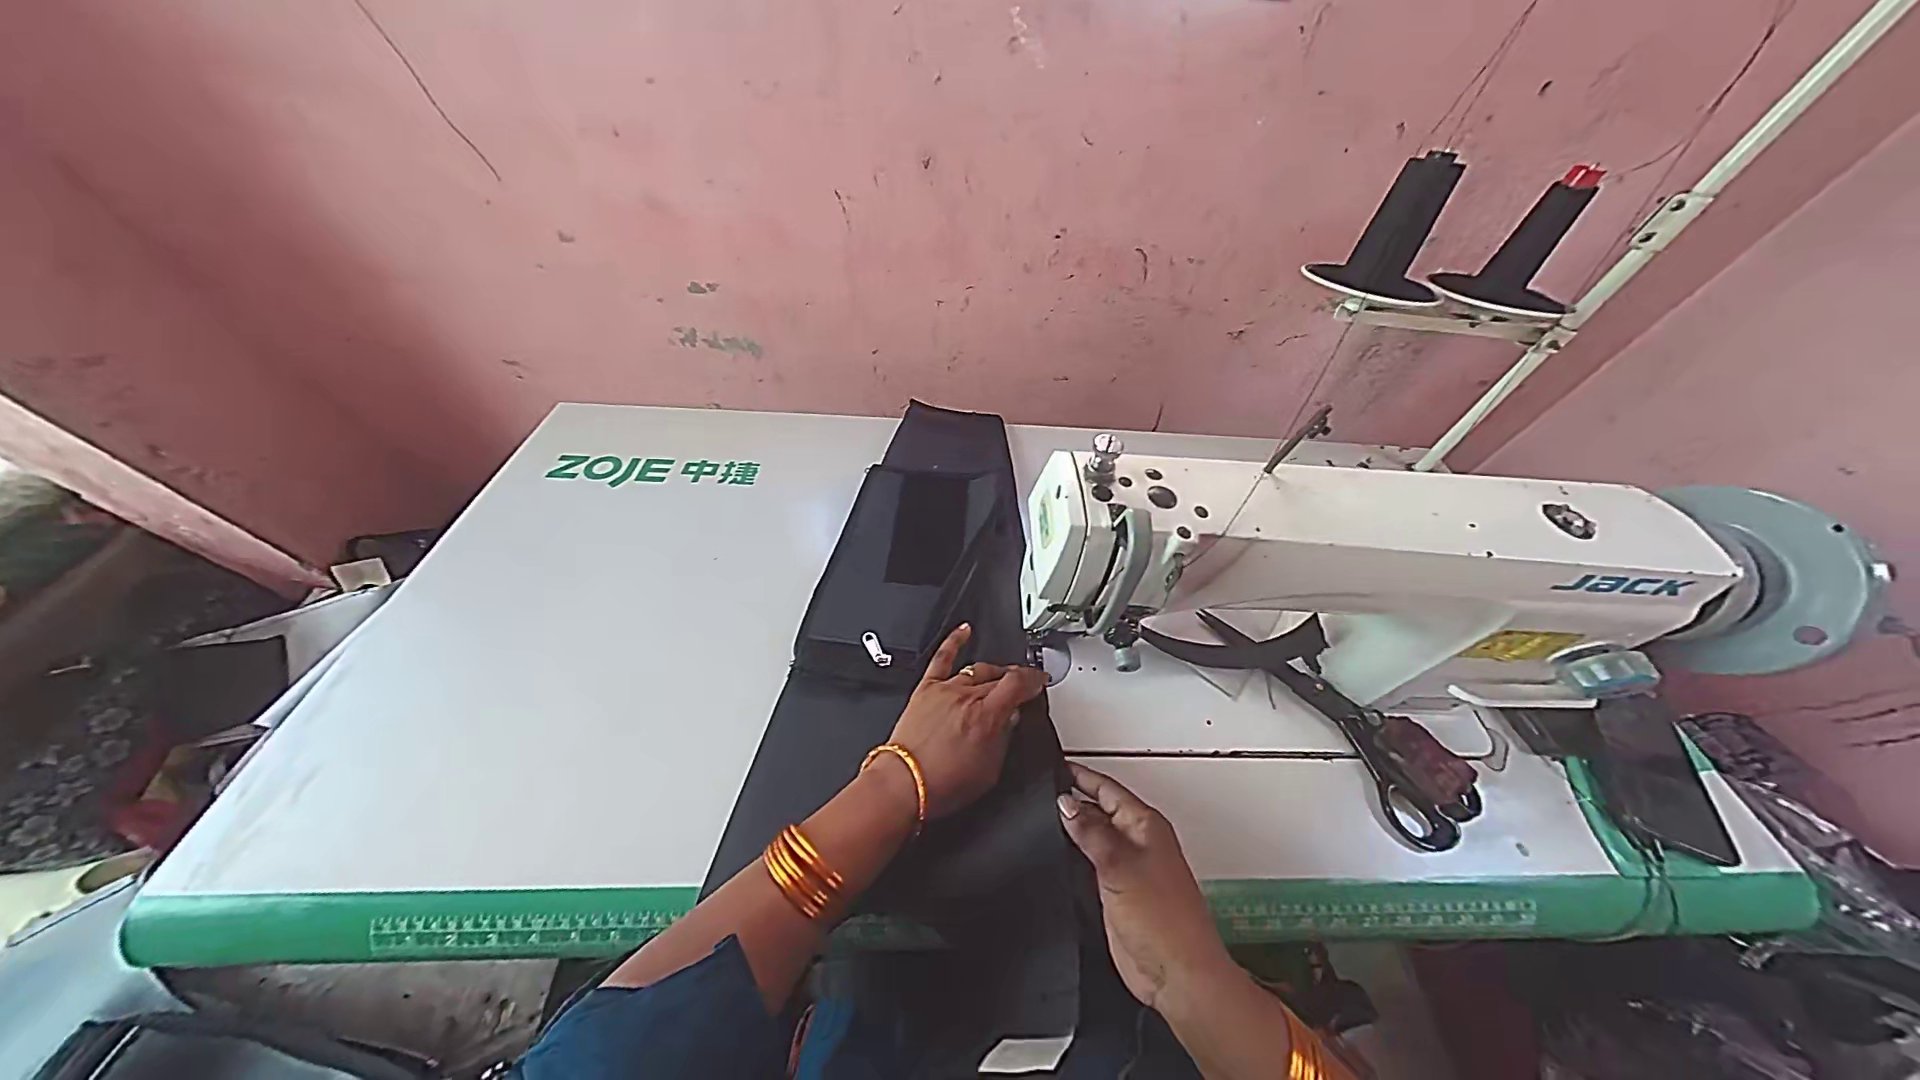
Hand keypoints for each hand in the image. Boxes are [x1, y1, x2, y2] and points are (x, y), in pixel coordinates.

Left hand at [883, 623, 1046, 818]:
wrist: (904, 784)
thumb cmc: (941, 782)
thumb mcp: (989, 771)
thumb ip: (1004, 739)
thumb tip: (1010, 723)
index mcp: (987, 716)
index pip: (1019, 683)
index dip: (1034, 679)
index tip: (1039, 681)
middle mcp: (966, 697)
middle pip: (1000, 676)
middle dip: (1015, 681)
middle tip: (1021, 688)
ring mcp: (945, 690)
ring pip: (977, 669)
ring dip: (993, 671)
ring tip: (1001, 675)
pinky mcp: (926, 689)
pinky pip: (942, 658)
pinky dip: (954, 641)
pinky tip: (964, 632)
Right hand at [1058, 763, 1234, 1010]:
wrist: (1177, 974)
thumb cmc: (1167, 921)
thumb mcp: (1119, 865)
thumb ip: (1090, 831)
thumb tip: (1066, 803)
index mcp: (1144, 825)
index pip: (1107, 788)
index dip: (1082, 776)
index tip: (1059, 766)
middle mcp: (1137, 843)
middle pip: (1100, 810)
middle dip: (1075, 801)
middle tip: (1046, 791)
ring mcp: (1127, 869)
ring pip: (1094, 837)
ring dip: (1074, 830)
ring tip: (1048, 819)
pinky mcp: (1117, 893)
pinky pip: (1091, 864)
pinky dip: (1075, 857)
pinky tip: (1061, 856)